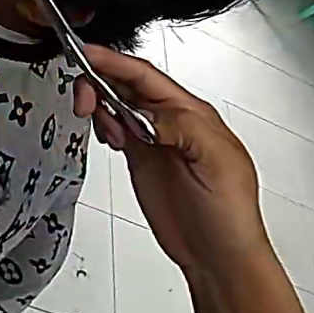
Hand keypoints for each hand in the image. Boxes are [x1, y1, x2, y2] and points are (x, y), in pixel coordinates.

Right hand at [72, 46, 271, 280]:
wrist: (218, 258)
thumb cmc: (230, 214)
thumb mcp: (218, 163)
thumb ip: (185, 128)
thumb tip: (148, 113)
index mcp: (191, 113)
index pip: (146, 77)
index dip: (115, 62)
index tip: (89, 54)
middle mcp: (171, 120)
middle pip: (127, 83)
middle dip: (100, 79)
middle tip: (83, 97)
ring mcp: (154, 138)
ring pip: (117, 102)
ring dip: (99, 102)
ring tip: (95, 117)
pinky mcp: (140, 156)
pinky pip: (114, 126)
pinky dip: (102, 123)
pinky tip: (106, 133)